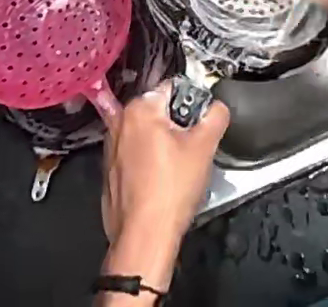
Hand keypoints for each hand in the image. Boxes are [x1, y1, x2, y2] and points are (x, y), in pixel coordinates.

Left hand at [99, 80, 229, 247]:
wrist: (144, 239)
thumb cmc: (172, 187)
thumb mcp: (205, 146)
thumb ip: (216, 116)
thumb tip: (218, 105)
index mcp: (139, 108)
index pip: (173, 88)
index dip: (193, 102)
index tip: (202, 124)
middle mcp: (119, 121)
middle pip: (158, 111)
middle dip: (178, 125)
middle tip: (193, 147)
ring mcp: (110, 147)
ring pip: (146, 133)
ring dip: (163, 142)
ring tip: (179, 166)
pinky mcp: (109, 170)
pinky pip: (135, 154)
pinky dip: (148, 160)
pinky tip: (161, 180)